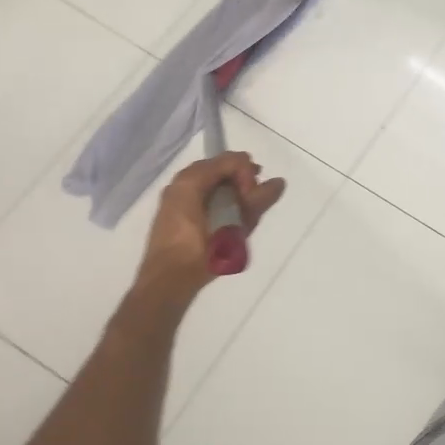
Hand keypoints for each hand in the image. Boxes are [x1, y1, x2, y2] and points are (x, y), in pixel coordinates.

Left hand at [133, 152, 285, 302]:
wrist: (165, 284)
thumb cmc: (202, 251)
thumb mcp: (237, 225)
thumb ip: (259, 200)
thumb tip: (278, 182)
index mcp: (192, 179)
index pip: (234, 160)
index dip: (248, 176)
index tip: (250, 200)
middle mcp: (180, 181)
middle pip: (222, 167)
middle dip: (241, 181)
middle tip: (249, 205)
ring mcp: (174, 197)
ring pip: (213, 181)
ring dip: (231, 191)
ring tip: (239, 215)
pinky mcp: (172, 212)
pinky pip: (202, 193)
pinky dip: (218, 199)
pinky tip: (224, 220)